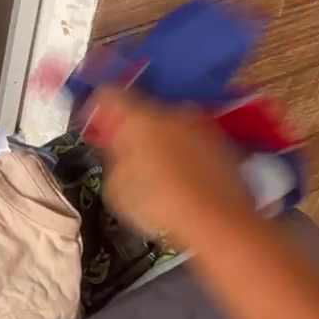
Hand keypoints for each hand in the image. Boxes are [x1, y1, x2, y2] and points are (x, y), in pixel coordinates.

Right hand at [82, 86, 256, 243]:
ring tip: (158, 172)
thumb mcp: (115, 187)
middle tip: (124, 156)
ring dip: (160, 140)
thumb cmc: (157, 205)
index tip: (94, 129)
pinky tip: (183, 179)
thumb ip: (111, 158)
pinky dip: (184, 152)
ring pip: (170, 124)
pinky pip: (192, 140)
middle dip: (131, 128)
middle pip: (142, 110)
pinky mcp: (224, 143)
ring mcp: (202, 125)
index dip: (96, 110)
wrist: (218, 223)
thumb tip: (115, 149)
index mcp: (138, 118)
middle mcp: (171, 112)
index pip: (107, 95)